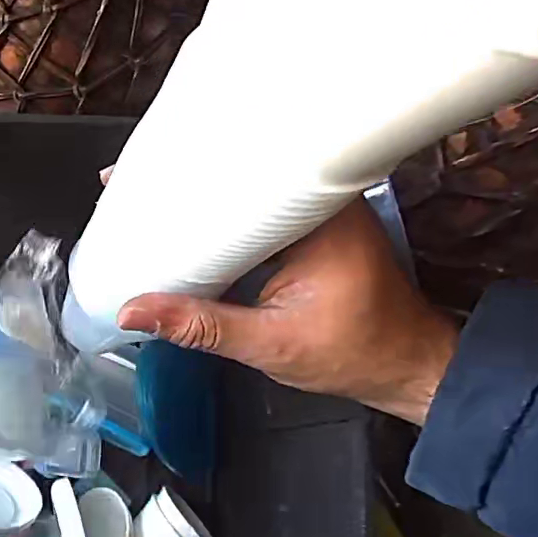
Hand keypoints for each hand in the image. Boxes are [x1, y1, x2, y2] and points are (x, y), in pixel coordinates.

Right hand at [116, 201, 458, 424]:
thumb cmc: (357, 353)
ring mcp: (314, 212)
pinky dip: (218, 217)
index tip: (137, 171)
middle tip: (131, 185)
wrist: (406, 365)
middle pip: (238, 174)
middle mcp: (320, 202)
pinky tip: (187, 227)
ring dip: (199, 197)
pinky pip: (253, 211)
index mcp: (317, 217)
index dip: (183, 171)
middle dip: (182, 178)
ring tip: (149, 200)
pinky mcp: (306, 227)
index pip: (239, 176)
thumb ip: (200, 327)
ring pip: (244, 192)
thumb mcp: (269, 344)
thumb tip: (137, 313)